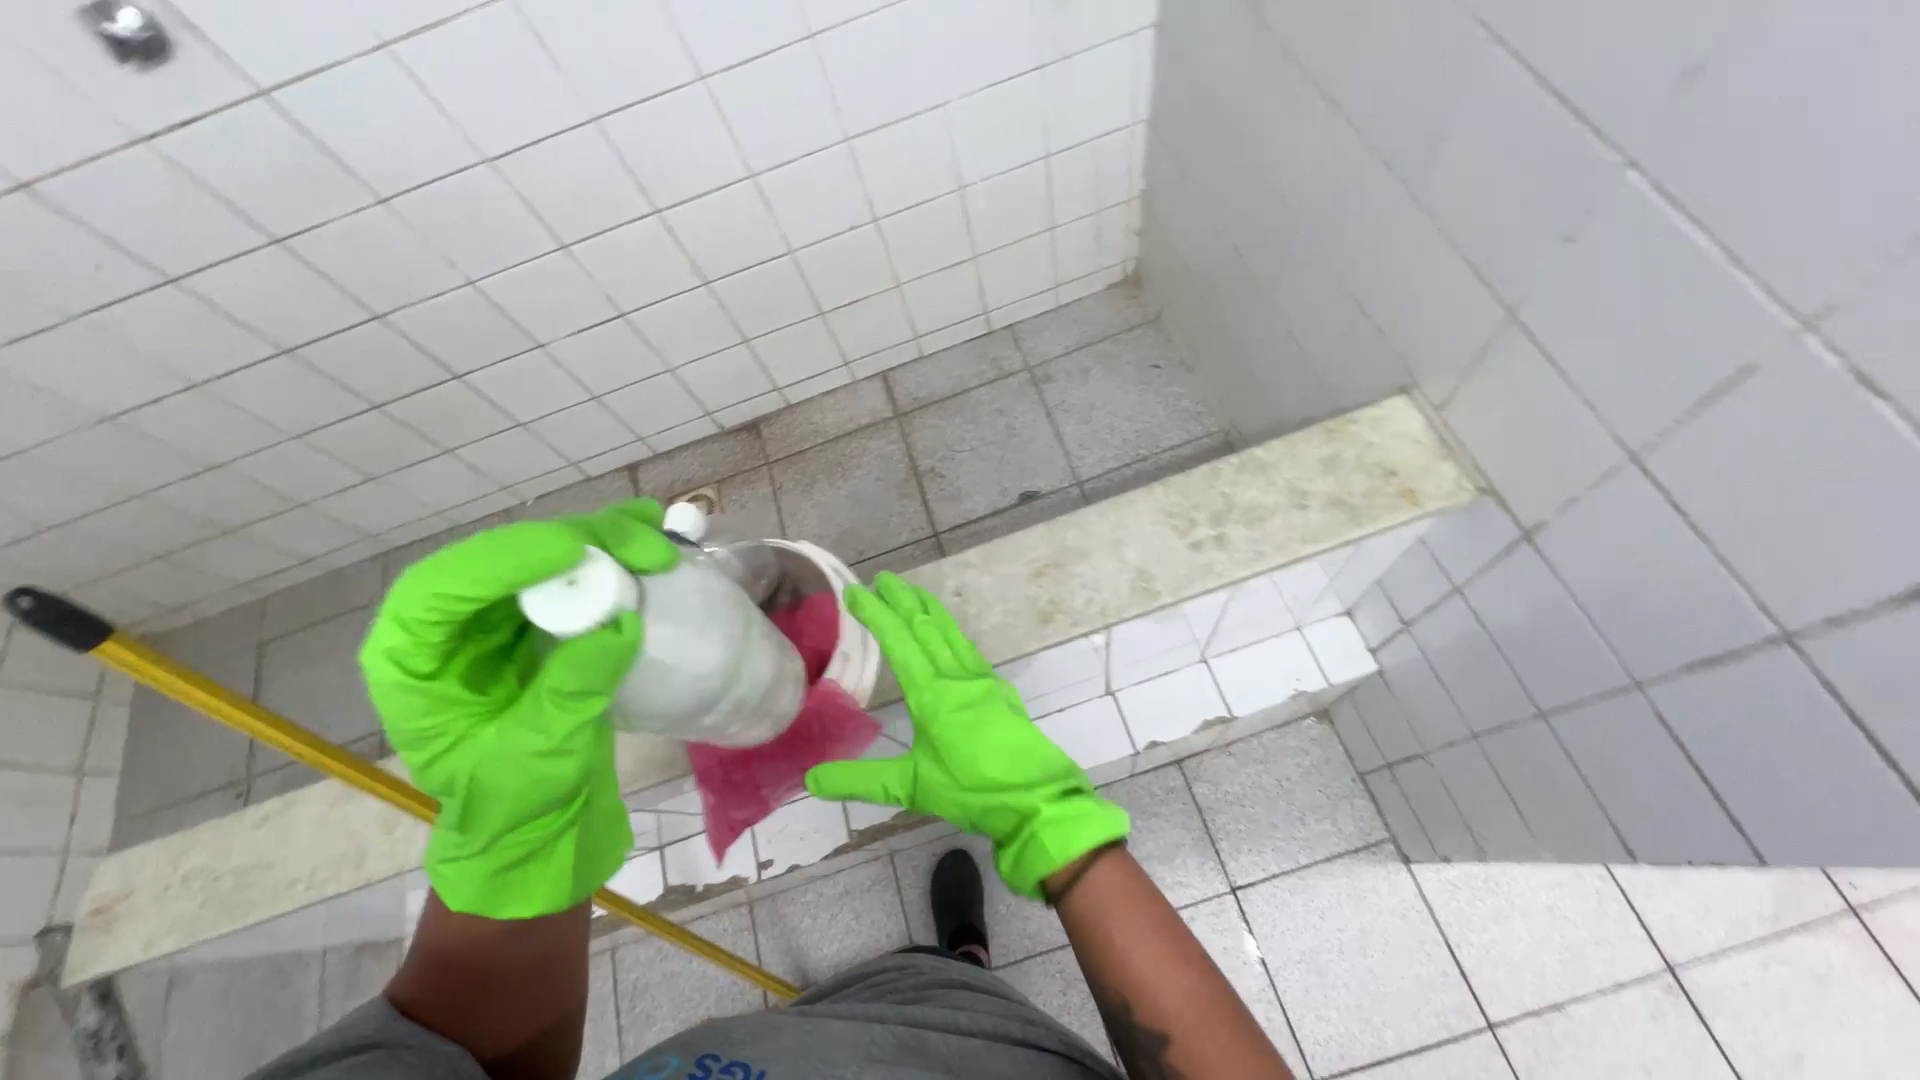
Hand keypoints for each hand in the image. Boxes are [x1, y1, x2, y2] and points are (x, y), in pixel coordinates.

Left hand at [359, 500, 678, 918]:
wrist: (538, 825)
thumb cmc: (514, 805)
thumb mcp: (536, 761)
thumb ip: (570, 695)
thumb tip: (620, 625)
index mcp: (415, 664)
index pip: (439, 591)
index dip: (501, 561)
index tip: (573, 555)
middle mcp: (452, 629)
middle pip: (499, 559)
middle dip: (572, 544)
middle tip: (641, 551)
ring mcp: (500, 621)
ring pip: (541, 556)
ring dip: (600, 541)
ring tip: (654, 543)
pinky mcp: (543, 621)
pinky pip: (573, 574)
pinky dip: (612, 552)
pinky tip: (649, 535)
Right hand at [804, 574, 1128, 898]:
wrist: (1037, 798)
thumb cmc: (973, 790)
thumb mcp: (912, 787)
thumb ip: (861, 780)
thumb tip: (811, 781)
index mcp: (932, 694)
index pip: (899, 642)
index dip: (875, 614)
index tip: (856, 592)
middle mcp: (957, 677)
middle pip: (926, 626)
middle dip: (903, 600)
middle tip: (884, 578)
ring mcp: (982, 681)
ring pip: (951, 633)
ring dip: (929, 609)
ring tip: (913, 593)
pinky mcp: (999, 691)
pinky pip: (967, 650)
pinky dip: (950, 632)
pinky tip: (949, 638)